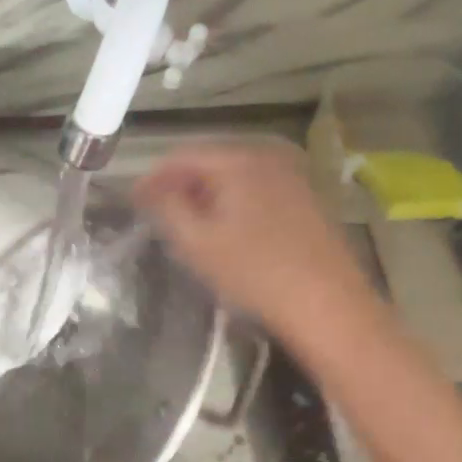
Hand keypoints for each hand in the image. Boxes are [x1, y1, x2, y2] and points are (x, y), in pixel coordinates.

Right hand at [134, 139, 364, 327]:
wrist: (328, 305)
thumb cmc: (256, 273)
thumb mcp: (197, 243)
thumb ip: (166, 207)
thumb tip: (148, 188)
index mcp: (239, 160)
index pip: (182, 156)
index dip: (153, 177)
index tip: (132, 201)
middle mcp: (269, 157)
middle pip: (211, 162)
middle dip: (180, 185)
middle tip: (156, 213)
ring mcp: (293, 177)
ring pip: (235, 177)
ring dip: (207, 196)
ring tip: (187, 224)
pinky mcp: (307, 200)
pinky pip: (257, 191)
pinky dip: (234, 203)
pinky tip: (226, 231)